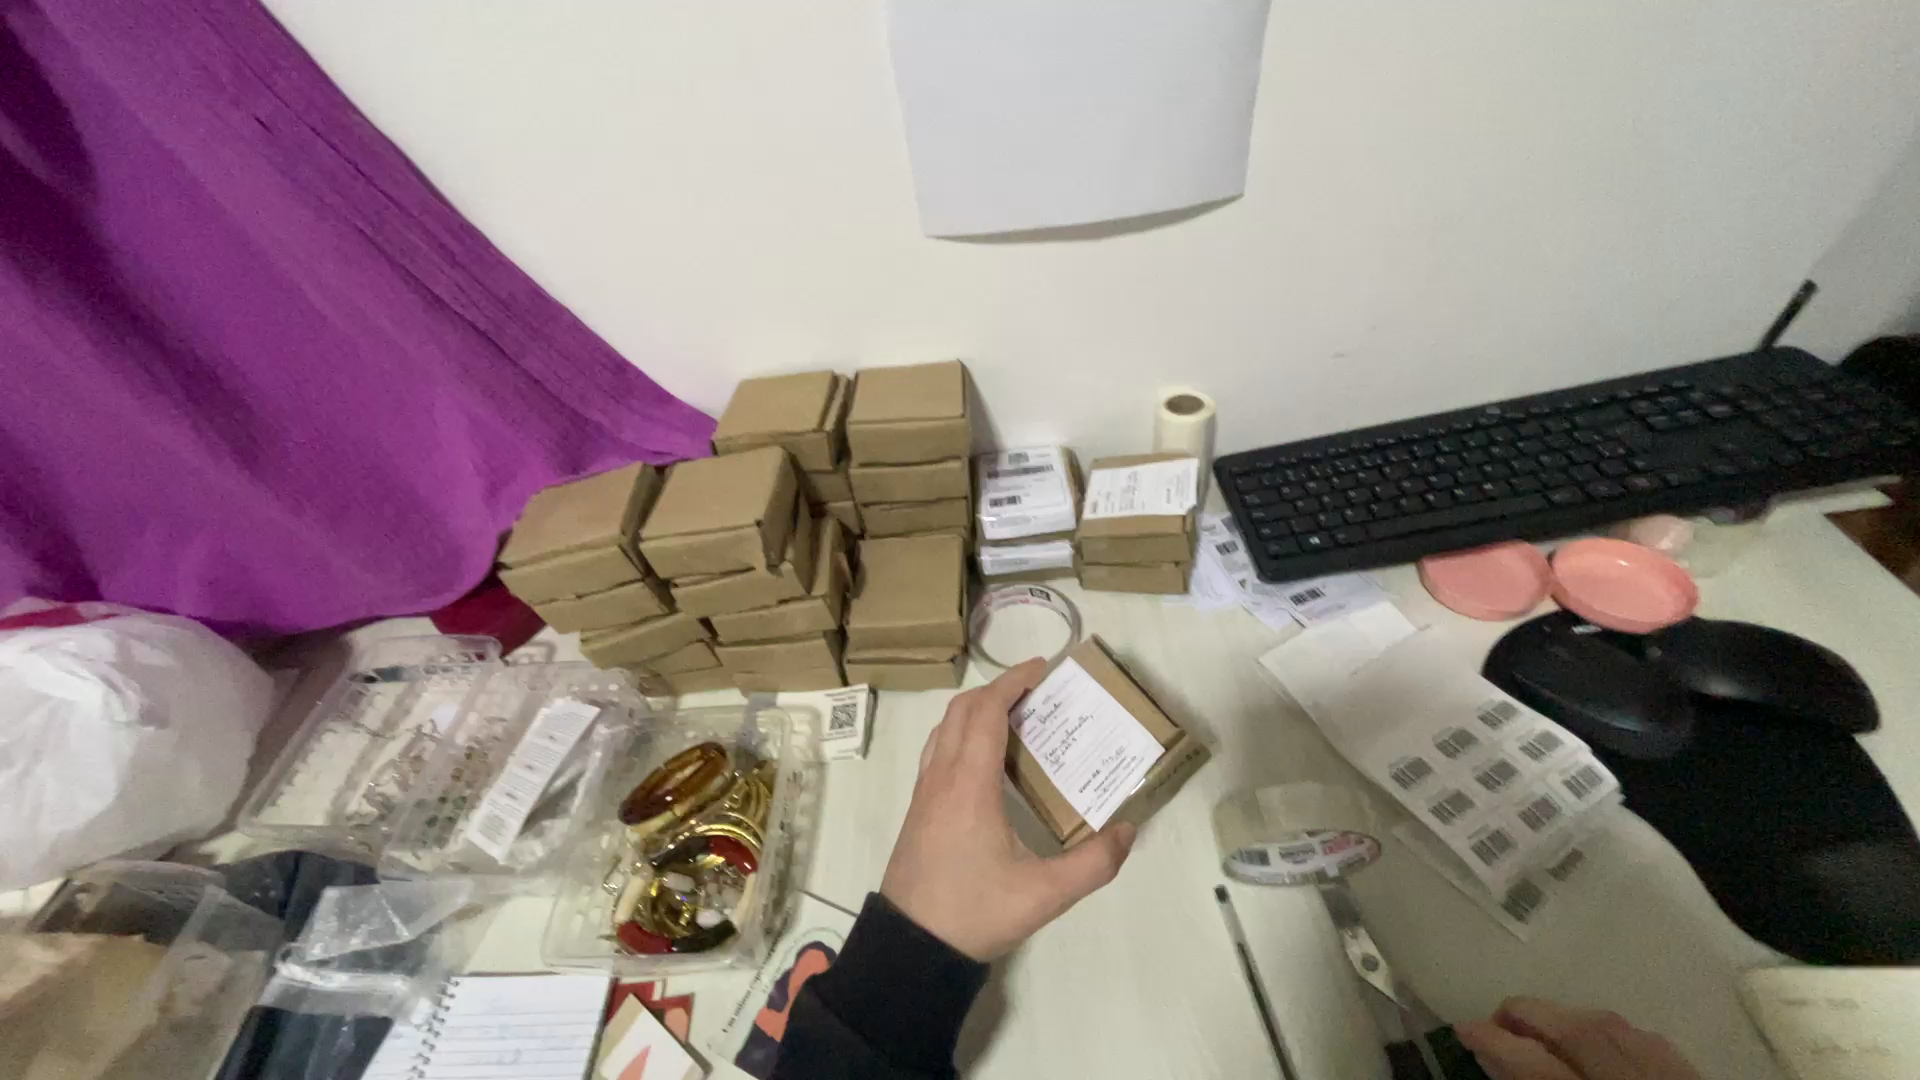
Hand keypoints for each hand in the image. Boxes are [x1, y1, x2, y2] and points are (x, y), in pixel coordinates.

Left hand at [880, 658, 1138, 960]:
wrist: (910, 945)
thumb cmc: (974, 912)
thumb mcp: (1044, 895)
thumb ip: (1093, 863)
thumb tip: (1129, 829)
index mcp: (969, 783)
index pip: (987, 711)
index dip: (1013, 682)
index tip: (1042, 668)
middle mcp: (942, 775)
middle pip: (963, 709)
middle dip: (998, 689)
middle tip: (1036, 690)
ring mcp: (924, 790)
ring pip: (945, 727)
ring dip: (976, 709)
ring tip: (1015, 716)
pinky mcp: (918, 806)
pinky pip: (938, 748)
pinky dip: (961, 732)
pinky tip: (986, 758)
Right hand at [1457, 997, 1702, 1079]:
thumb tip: (1494, 1063)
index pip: (1540, 1069)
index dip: (1495, 1042)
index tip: (1463, 1030)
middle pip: (1577, 1033)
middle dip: (1525, 1014)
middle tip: (1496, 1022)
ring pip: (1613, 1026)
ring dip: (1565, 1019)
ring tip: (1540, 1031)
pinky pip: (1653, 1043)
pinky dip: (1614, 1034)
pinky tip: (1598, 1046)